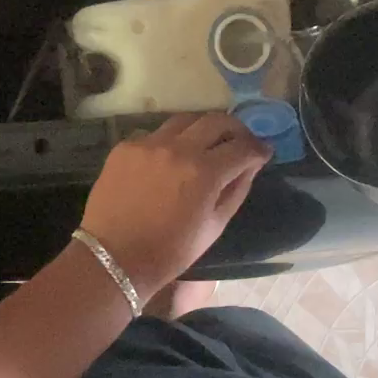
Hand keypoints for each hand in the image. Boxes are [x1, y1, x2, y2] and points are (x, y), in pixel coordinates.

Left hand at [80, 113, 270, 298]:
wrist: (114, 258)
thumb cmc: (170, 251)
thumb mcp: (214, 226)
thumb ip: (236, 189)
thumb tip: (251, 164)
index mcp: (204, 171)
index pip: (242, 147)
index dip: (258, 148)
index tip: (263, 152)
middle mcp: (178, 148)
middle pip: (216, 120)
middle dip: (235, 129)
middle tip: (240, 141)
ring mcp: (149, 143)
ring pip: (184, 120)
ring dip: (202, 128)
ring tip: (206, 144)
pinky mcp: (126, 146)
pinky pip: (156, 134)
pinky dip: (170, 142)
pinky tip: (170, 159)